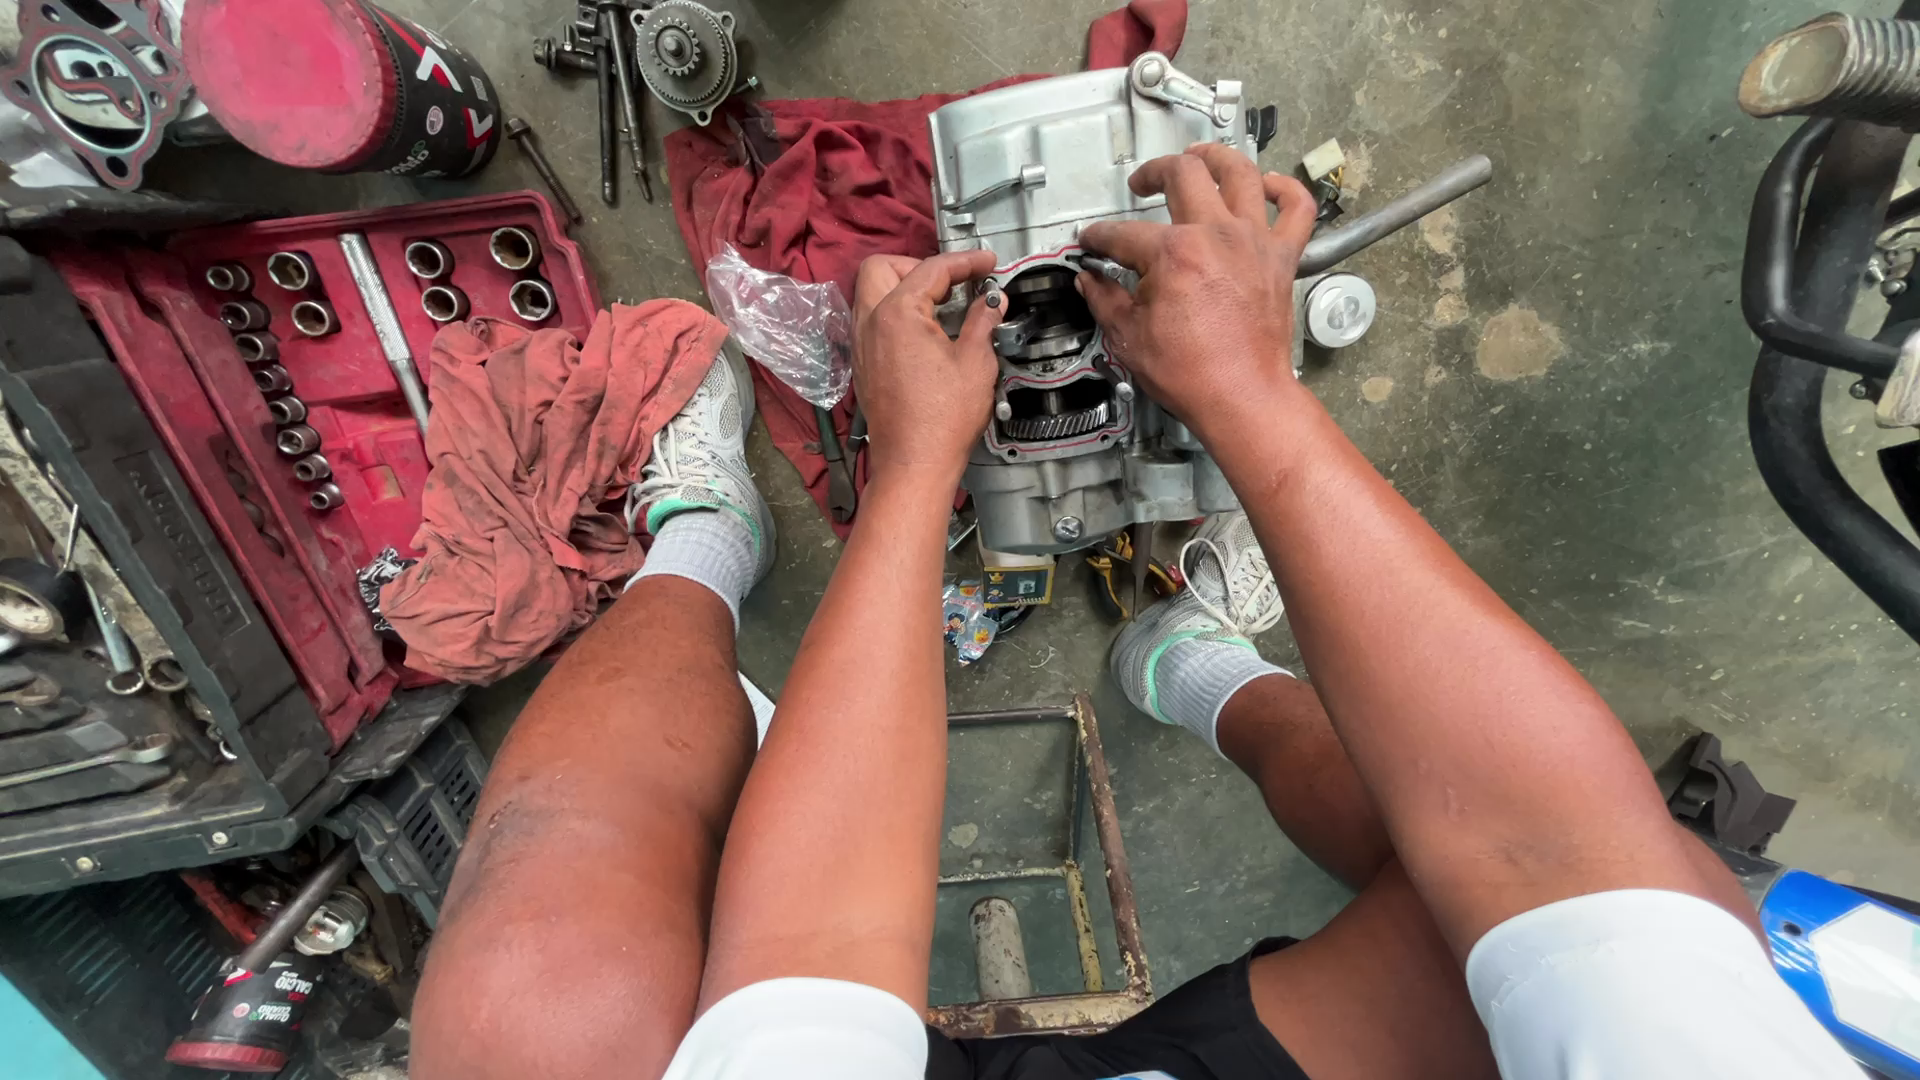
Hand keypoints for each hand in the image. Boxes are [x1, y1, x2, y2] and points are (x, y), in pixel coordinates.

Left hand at [851, 250, 1001, 482]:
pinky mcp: (863, 369)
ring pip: (870, 295)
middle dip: (917, 266)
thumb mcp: (976, 363)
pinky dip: (894, 317)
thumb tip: (991, 303)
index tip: (986, 264)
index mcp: (897, 314)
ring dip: (902, 290)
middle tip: (950, 282)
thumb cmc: (942, 420)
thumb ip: (983, 321)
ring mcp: (861, 347)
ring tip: (939, 307)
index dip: (965, 262)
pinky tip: (924, 336)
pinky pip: (871, 325)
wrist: (915, 464)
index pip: (932, 269)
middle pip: (881, 268)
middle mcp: (870, 324)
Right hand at [1079, 143, 1317, 440]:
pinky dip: (1284, 188)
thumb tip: (1090, 282)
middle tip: (1140, 182)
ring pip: (1240, 172)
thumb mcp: (1128, 338)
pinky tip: (1267, 184)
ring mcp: (1253, 242)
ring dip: (1215, 156)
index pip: (1123, 234)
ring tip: (1199, 155)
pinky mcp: (1281, 259)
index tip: (1091, 242)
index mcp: (1173, 254)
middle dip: (1152, 172)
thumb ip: (1104, 301)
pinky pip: (1296, 207)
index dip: (1099, 237)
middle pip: (1183, 175)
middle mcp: (1216, 235)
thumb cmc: (1192, 374)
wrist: (1239, 396)